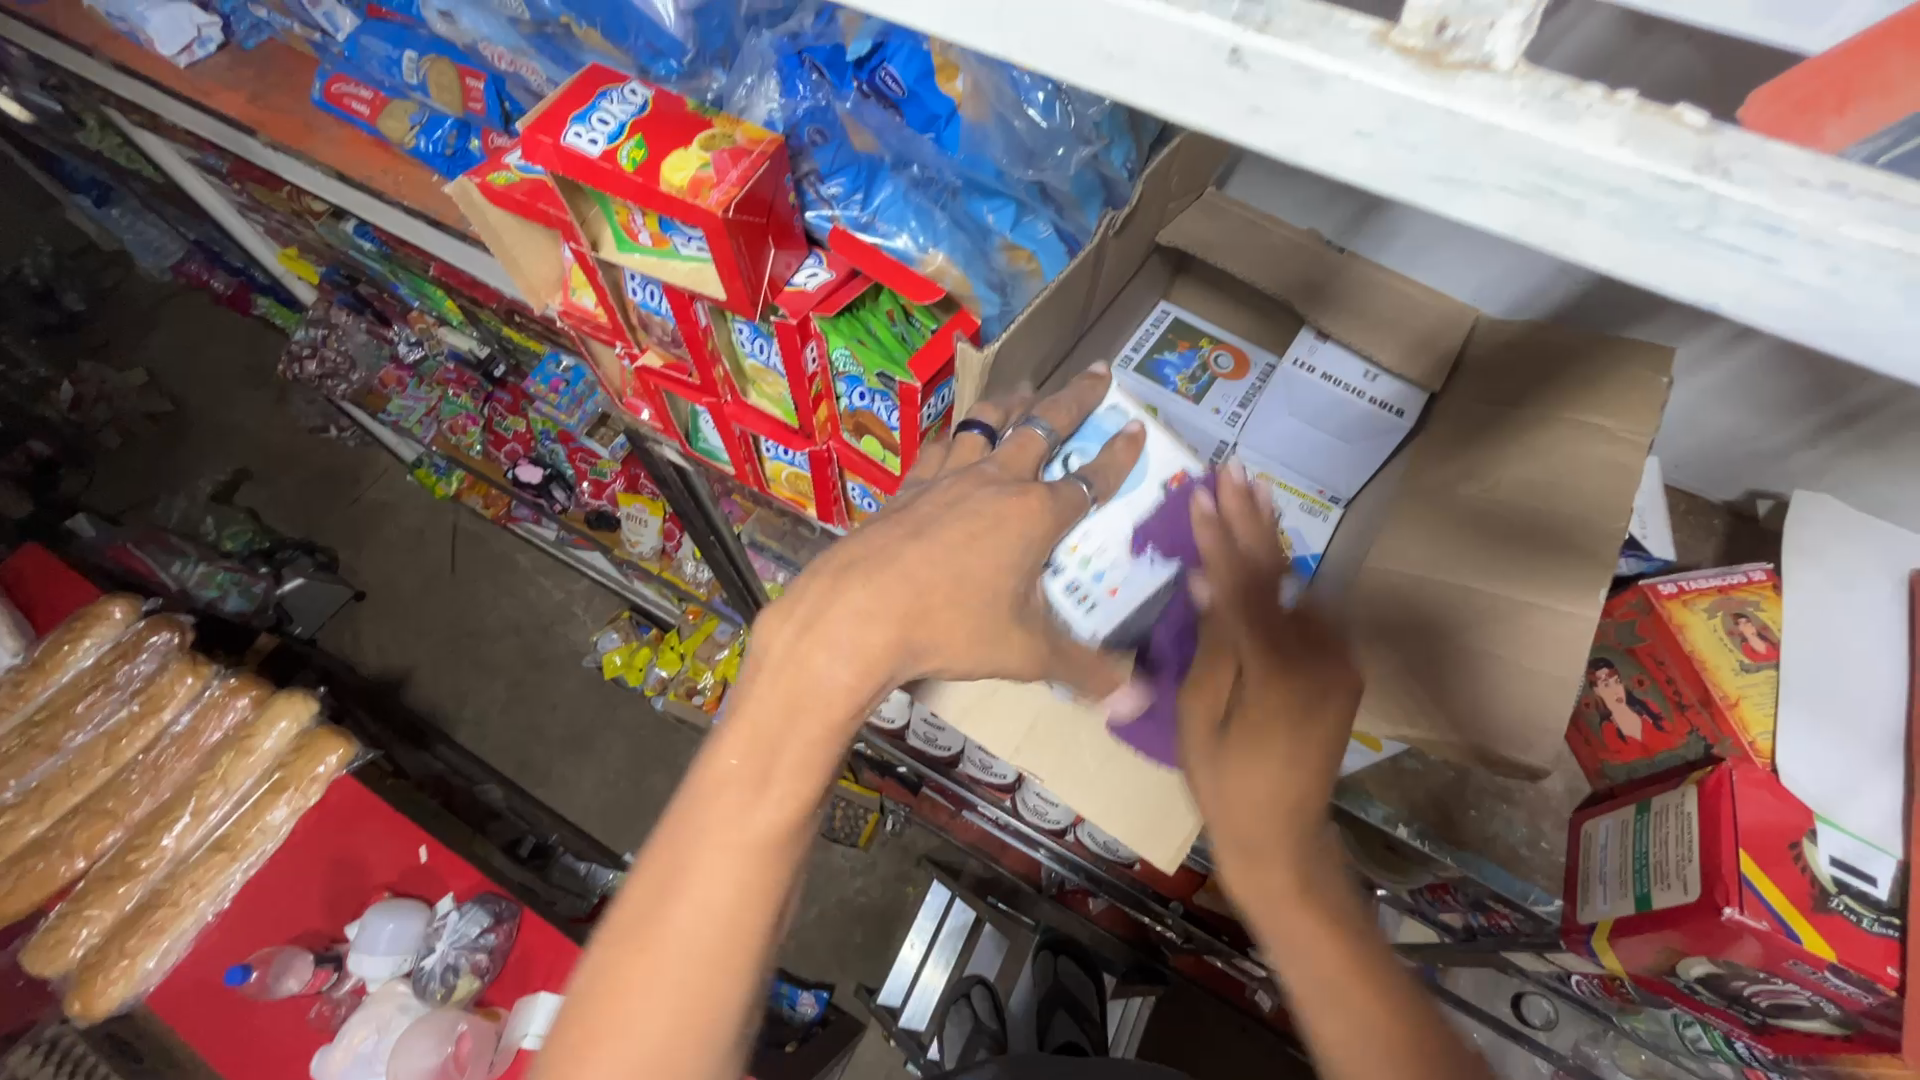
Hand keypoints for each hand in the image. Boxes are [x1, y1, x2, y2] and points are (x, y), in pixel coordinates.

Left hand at [753, 366, 1144, 729]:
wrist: (859, 612)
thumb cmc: (951, 627)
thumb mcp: (1026, 653)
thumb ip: (1082, 667)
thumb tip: (1133, 693)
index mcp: (1036, 515)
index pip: (1091, 478)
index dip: (1118, 454)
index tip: (1137, 426)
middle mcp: (996, 483)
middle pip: (1043, 428)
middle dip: (1076, 399)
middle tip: (1098, 373)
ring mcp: (949, 479)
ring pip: (987, 424)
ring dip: (1013, 403)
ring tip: (1027, 388)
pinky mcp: (909, 487)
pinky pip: (941, 447)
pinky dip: (957, 436)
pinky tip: (956, 438)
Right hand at [1177, 464, 1361, 904]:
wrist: (1281, 832)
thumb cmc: (1223, 777)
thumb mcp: (1199, 710)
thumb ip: (1212, 641)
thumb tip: (1204, 580)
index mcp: (1275, 668)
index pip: (1241, 584)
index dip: (1220, 536)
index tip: (1203, 492)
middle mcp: (1318, 654)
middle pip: (1278, 573)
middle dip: (1253, 519)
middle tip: (1236, 470)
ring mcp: (1337, 660)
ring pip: (1297, 585)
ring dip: (1271, 538)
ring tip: (1255, 492)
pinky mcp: (1341, 668)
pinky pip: (1306, 610)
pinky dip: (1283, 574)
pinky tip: (1271, 545)